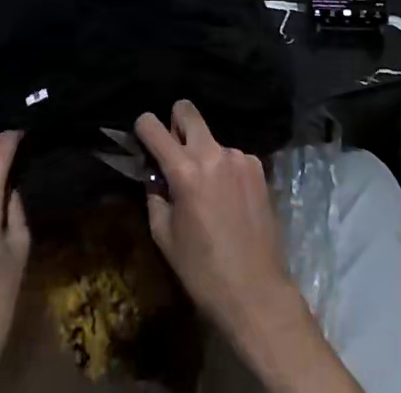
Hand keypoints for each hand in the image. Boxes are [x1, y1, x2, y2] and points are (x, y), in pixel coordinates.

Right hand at [136, 103, 362, 392]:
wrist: (254, 289)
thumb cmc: (201, 269)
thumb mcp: (164, 235)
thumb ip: (155, 195)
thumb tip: (155, 174)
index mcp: (185, 171)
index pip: (154, 127)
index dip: (143, 126)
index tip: (142, 134)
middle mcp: (213, 154)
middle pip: (188, 111)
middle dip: (175, 121)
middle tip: (173, 150)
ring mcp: (240, 158)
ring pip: (212, 139)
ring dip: (203, 153)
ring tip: (207, 189)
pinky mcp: (258, 168)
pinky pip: (232, 157)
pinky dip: (224, 168)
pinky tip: (228, 197)